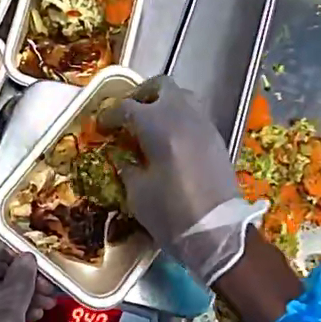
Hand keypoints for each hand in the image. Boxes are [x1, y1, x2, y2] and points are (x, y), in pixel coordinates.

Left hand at [0, 233, 55, 321]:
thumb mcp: (8, 317)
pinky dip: (10, 309)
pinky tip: (32, 318)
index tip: (33, 267)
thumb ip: (19, 282)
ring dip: (20, 292)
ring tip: (46, 305)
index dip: (10, 249)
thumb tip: (27, 259)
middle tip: (48, 289)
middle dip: (20, 273)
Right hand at [99, 77, 260, 287]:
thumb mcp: (137, 193)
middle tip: (127, 115)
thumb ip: (127, 167)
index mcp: (158, 126)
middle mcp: (183, 116)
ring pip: (182, 97)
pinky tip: (169, 141)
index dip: (110, 115)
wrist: (218, 234)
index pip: (128, 107)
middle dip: (141, 96)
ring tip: (149, 126)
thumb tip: (124, 157)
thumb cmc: (172, 215)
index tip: (102, 126)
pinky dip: (178, 119)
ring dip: (163, 104)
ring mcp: (204, 125)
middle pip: (161, 87)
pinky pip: (194, 115)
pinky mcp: (216, 139)